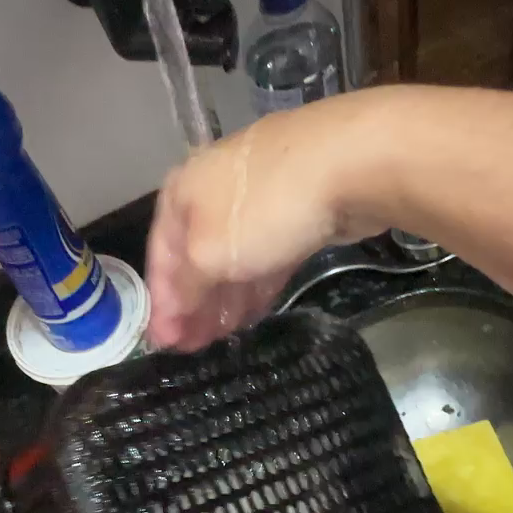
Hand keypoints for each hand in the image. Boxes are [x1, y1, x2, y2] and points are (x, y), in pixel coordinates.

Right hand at [144, 92, 392, 349]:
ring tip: (219, 340)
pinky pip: (266, 257)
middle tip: (191, 348)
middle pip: (196, 258)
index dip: (161, 303)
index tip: (164, 343)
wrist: (352, 164)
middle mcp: (213, 190)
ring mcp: (258, 198)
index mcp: (181, 191)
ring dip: (223, 300)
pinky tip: (251, 316)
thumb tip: (173, 312)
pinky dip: (255, 286)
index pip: (160, 255)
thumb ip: (186, 288)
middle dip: (192, 305)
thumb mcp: (208, 255)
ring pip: (233, 259)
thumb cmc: (262, 211)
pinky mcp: (297, 212)